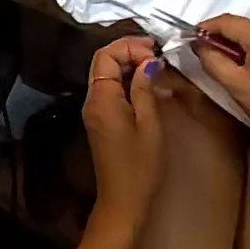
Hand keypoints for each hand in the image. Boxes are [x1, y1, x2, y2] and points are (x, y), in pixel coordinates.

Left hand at [80, 36, 164, 228]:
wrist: (122, 201)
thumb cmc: (140, 166)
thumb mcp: (149, 125)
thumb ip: (145, 89)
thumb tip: (148, 62)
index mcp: (101, 99)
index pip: (105, 56)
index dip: (128, 46)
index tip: (154, 51)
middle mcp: (92, 101)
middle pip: (102, 62)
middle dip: (128, 52)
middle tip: (157, 54)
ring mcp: (94, 111)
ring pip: (106, 75)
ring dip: (129, 66)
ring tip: (157, 68)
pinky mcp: (100, 120)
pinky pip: (110, 91)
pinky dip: (127, 82)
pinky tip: (150, 88)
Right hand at [191, 15, 249, 166]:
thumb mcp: (237, 86)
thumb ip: (213, 61)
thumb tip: (201, 45)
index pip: (229, 22)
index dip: (206, 28)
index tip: (191, 38)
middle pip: (245, 28)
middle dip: (225, 40)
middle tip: (208, 58)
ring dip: (242, 47)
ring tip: (232, 70)